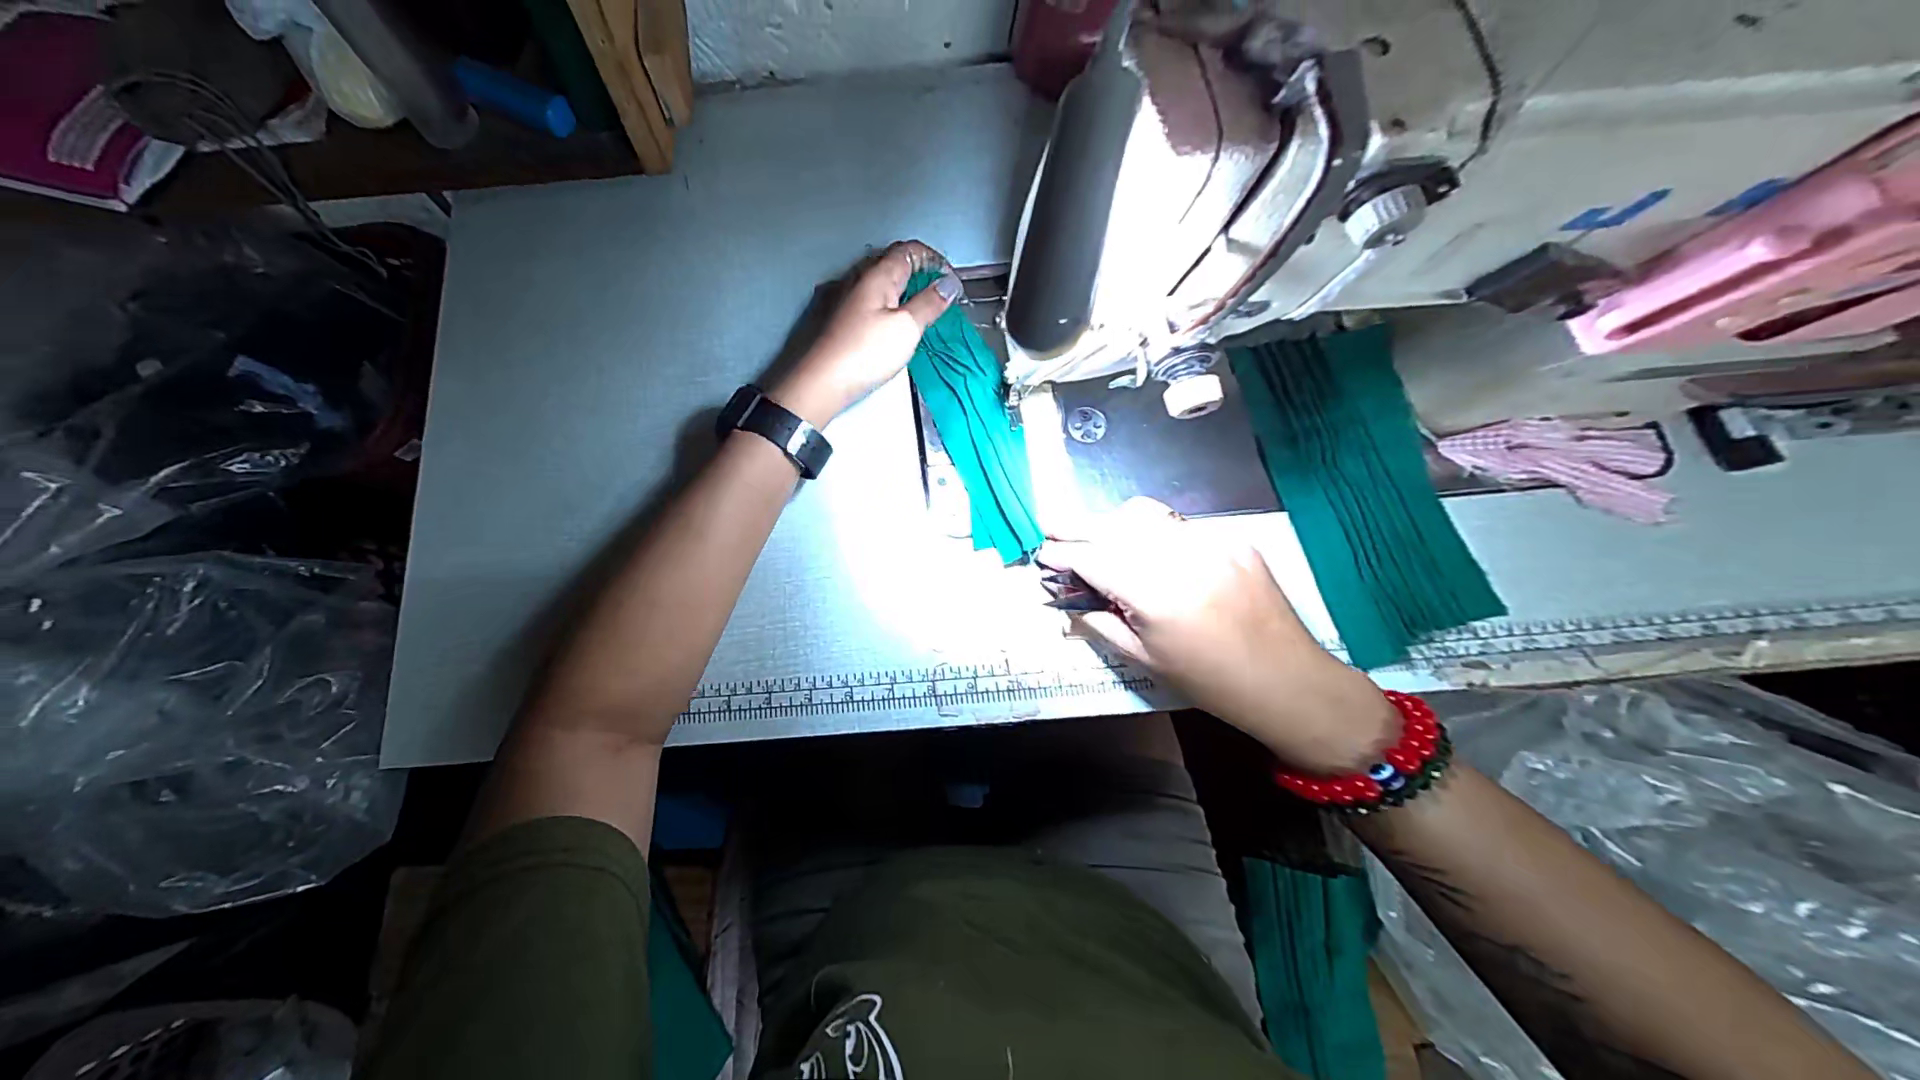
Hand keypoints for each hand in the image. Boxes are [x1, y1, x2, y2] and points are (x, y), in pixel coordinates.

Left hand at [770, 240, 962, 426]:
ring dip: (905, 289)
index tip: (950, 280)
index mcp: (877, 275)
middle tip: (940, 292)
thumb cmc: (863, 354)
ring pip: (882, 283)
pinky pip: (871, 301)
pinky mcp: (842, 320)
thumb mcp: (907, 327)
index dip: (935, 260)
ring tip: (922, 309)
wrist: (823, 382)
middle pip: (894, 263)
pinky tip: (895, 325)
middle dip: (921, 272)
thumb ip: (929, 303)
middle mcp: (859, 280)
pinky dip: (889, 305)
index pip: (910, 250)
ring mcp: (847, 299)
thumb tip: (948, 285)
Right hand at [1039, 498, 1397, 773]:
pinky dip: (1154, 532)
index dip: (1065, 553)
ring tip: (1097, 534)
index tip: (1044, 552)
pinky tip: (1149, 549)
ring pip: (1148, 516)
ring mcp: (1212, 543)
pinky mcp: (1234, 540)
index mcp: (1156, 595)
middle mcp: (1183, 558)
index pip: (1095, 558)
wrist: (1287, 680)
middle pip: (1116, 527)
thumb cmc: (1210, 681)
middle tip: (1055, 526)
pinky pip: (1180, 527)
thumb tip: (1069, 601)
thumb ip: (1100, 624)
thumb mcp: (1145, 659)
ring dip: (1114, 522)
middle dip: (1080, 526)